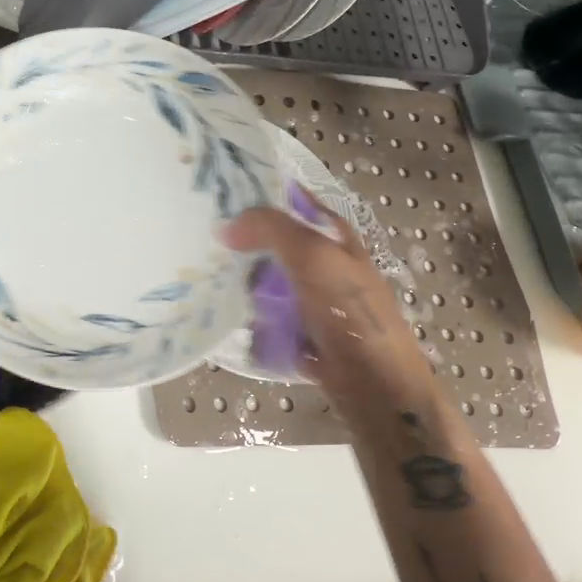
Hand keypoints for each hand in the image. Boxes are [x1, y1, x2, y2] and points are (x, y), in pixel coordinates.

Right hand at [224, 186, 429, 406]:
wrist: (376, 388)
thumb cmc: (351, 314)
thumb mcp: (313, 257)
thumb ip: (270, 229)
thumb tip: (226, 227)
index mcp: (336, 238)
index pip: (295, 201)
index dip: (262, 193)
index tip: (221, 194)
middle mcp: (325, 264)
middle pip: (275, 241)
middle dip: (243, 240)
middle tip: (205, 237)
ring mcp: (314, 299)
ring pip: (267, 278)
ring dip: (241, 279)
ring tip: (206, 274)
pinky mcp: (302, 331)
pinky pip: (266, 314)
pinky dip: (249, 313)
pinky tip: (224, 309)